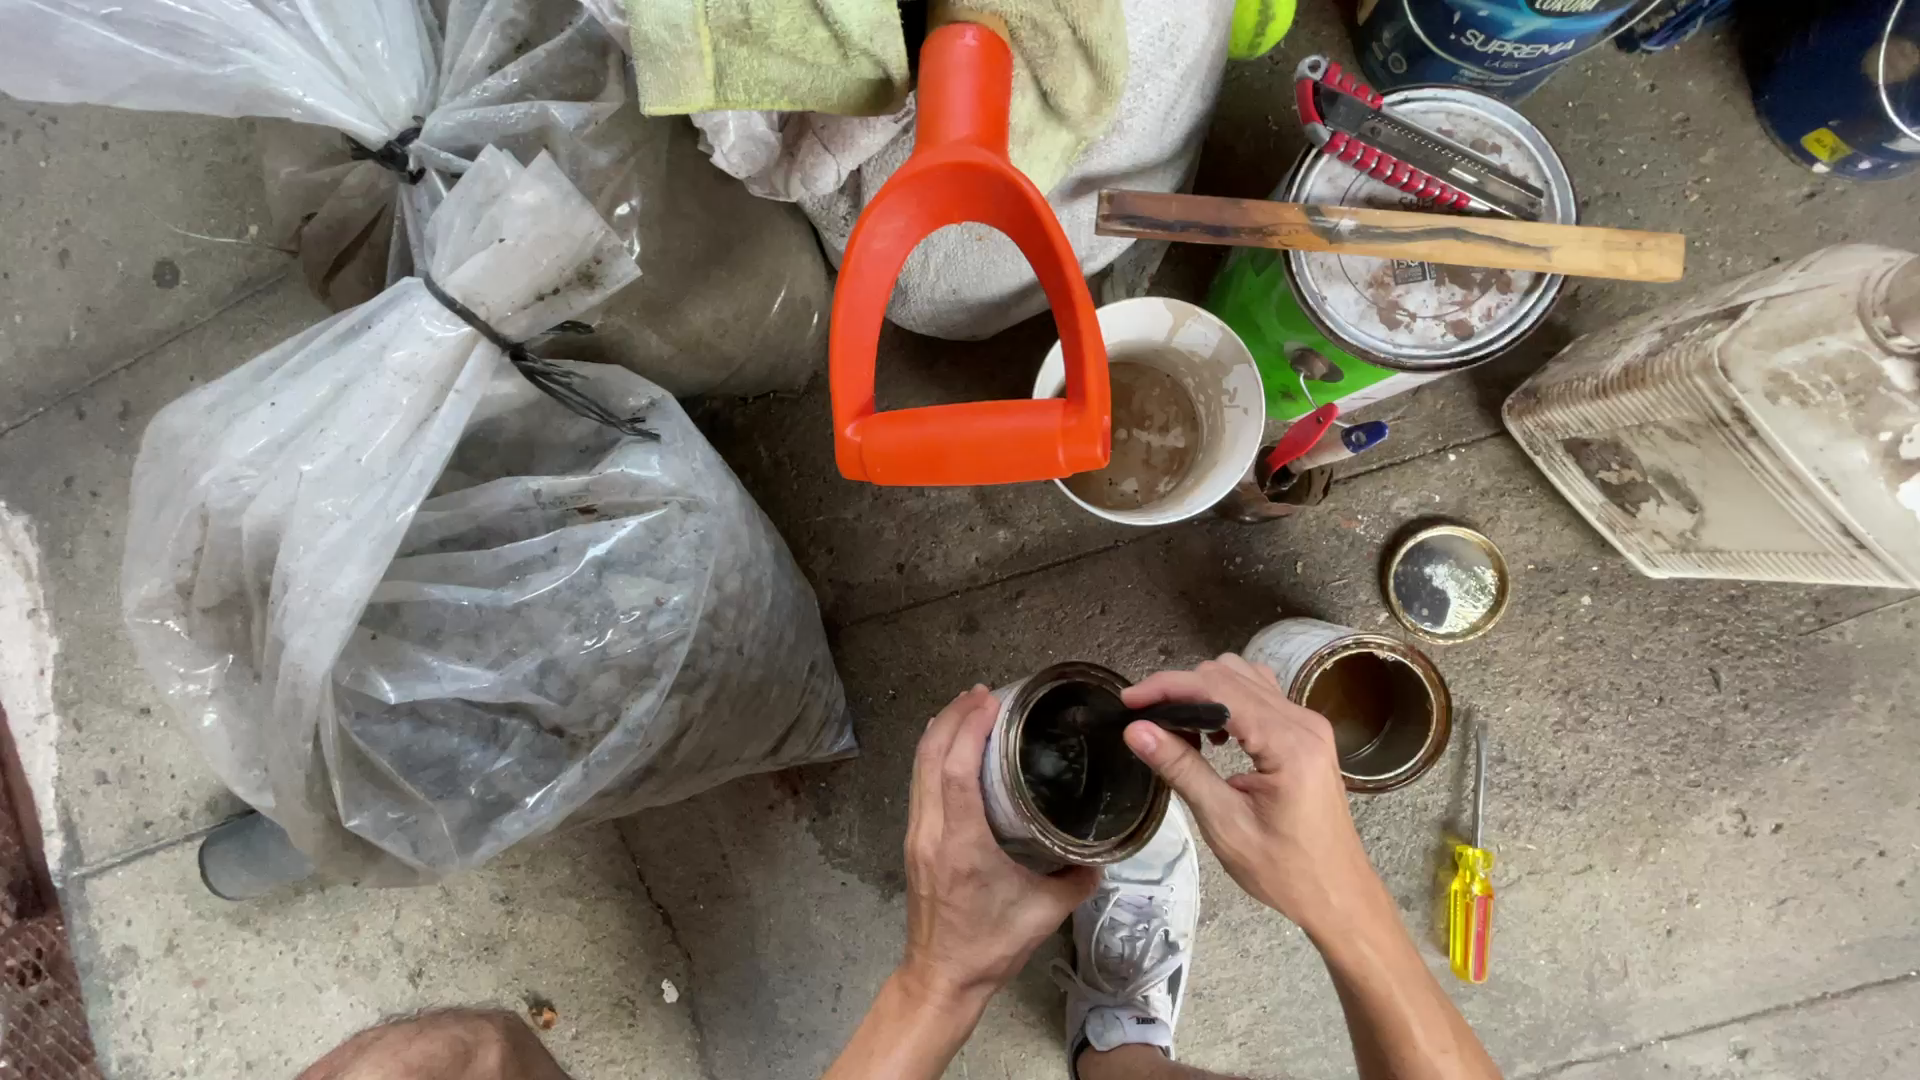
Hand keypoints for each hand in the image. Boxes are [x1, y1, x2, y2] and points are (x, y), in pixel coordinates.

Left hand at [899, 686, 1099, 1007]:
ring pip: (918, 766)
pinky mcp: (914, 838)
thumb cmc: (989, 947)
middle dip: (952, 717)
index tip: (990, 702)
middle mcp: (932, 832)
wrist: (940, 978)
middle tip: (981, 693)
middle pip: (930, 757)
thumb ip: (1077, 879)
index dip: (969, 730)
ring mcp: (917, 833)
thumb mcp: (1043, 914)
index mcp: (962, 846)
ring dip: (940, 730)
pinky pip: (918, 781)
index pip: (956, 772)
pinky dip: (933, 752)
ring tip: (966, 706)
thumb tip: (1101, 852)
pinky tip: (949, 743)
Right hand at [1120, 655, 1380, 938]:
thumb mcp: (1224, 823)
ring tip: (1177, 727)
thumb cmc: (1284, 871)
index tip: (1129, 701)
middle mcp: (1302, 721)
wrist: (1339, 898)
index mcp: (1287, 743)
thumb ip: (1181, 768)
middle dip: (1180, 688)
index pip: (1217, 688)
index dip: (1167, 686)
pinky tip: (1212, 733)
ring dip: (1203, 691)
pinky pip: (1258, 693)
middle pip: (1228, 674)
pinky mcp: (1306, 732)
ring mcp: (1308, 723)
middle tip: (1147, 720)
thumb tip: (1136, 730)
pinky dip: (1226, 700)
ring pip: (1242, 676)